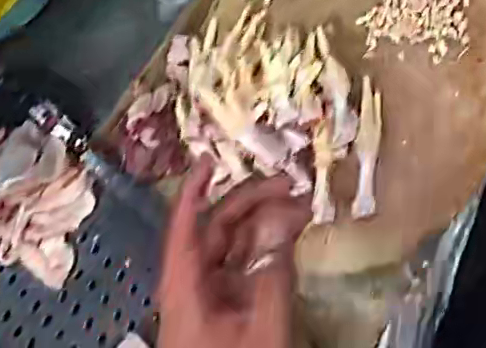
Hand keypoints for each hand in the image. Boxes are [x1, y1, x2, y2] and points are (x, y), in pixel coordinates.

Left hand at [157, 164, 309, 347]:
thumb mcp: (263, 325)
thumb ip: (275, 272)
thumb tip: (288, 225)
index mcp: (185, 294)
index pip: (183, 235)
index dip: (192, 196)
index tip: (209, 161)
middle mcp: (193, 290)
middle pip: (215, 232)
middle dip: (252, 200)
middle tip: (291, 181)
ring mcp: (210, 299)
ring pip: (234, 244)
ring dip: (266, 218)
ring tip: (302, 202)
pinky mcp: (227, 308)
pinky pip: (246, 261)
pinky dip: (270, 241)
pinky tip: (296, 229)